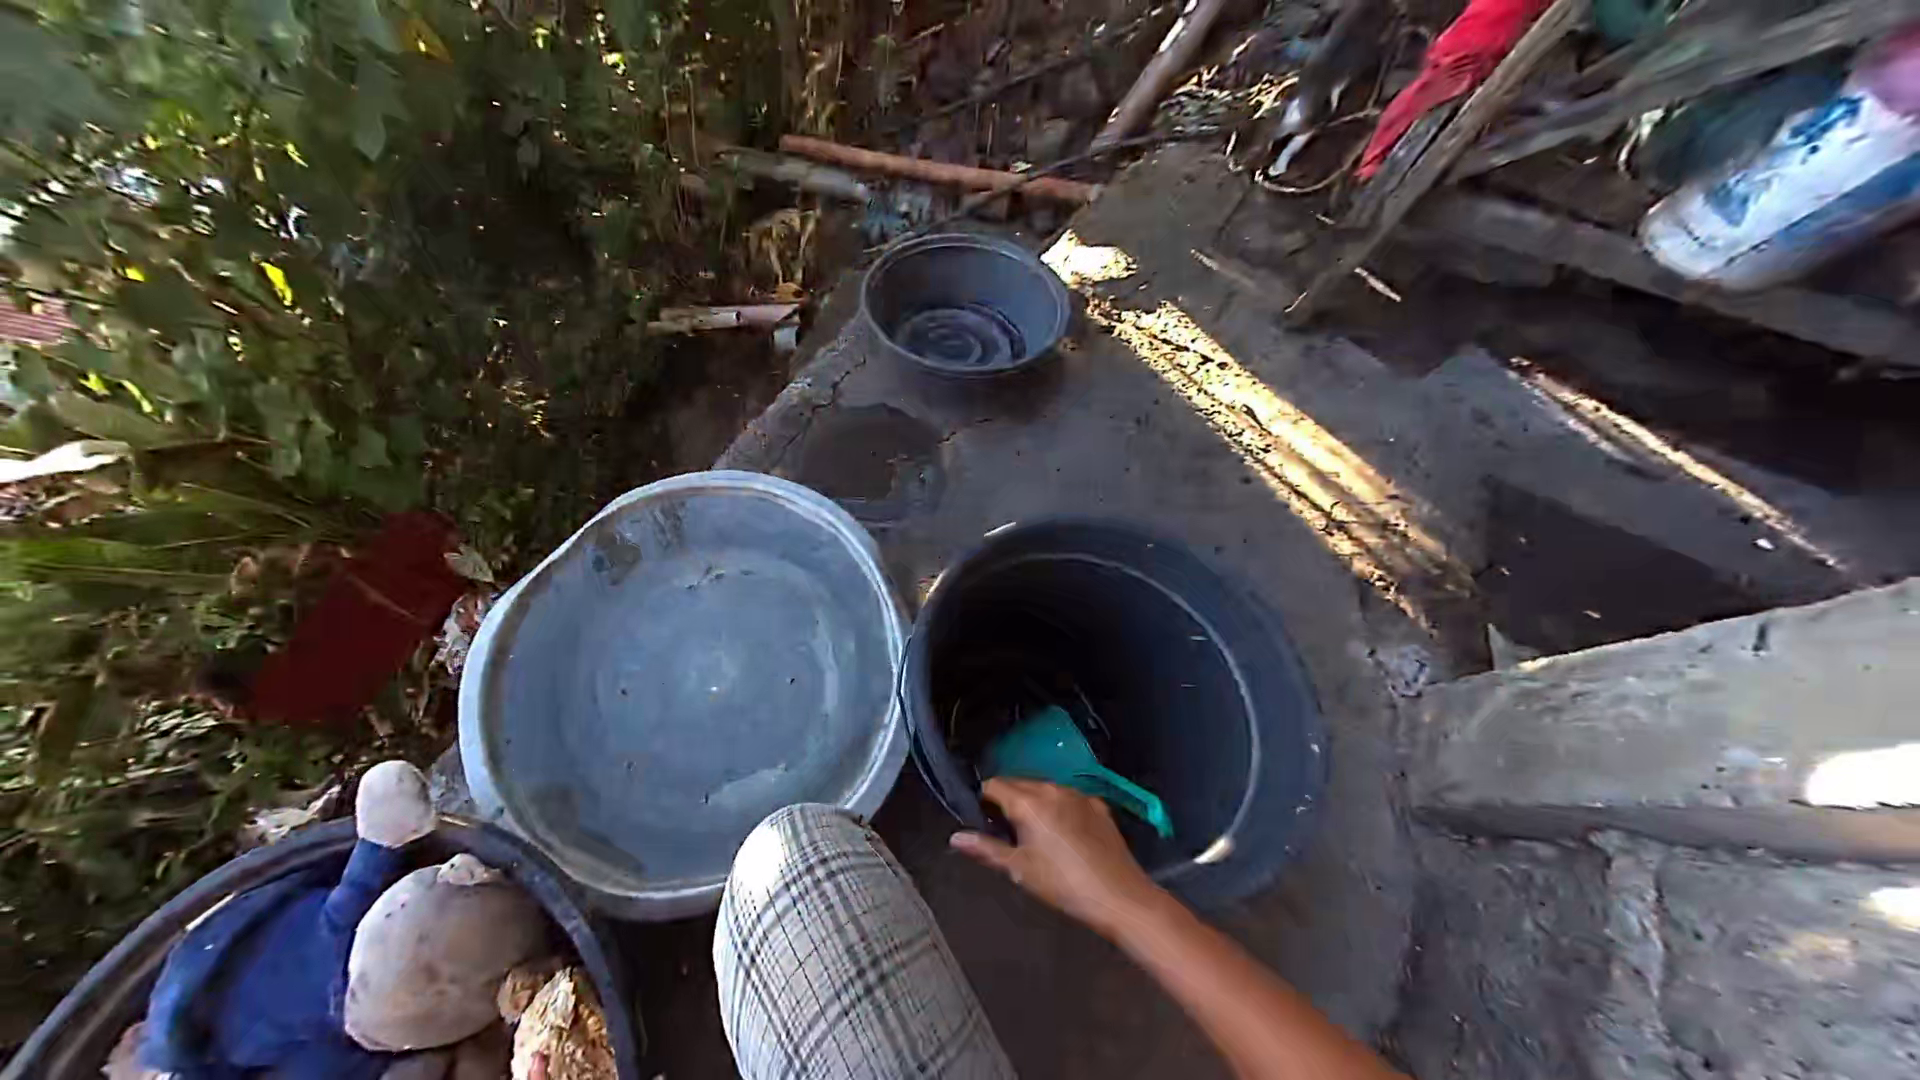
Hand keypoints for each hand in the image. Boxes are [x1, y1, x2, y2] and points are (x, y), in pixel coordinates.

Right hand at [950, 777, 1163, 937]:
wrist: (1120, 896)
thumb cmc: (1064, 885)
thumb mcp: (1020, 870)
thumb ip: (986, 849)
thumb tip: (956, 837)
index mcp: (1029, 802)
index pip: (994, 785)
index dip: (982, 801)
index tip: (982, 821)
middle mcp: (1052, 788)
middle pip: (1018, 783)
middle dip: (1006, 800)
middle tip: (1005, 832)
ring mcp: (1078, 794)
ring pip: (1044, 788)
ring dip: (1032, 802)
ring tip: (1033, 834)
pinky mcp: (1097, 804)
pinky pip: (1067, 797)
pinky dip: (1058, 808)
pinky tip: (1063, 834)